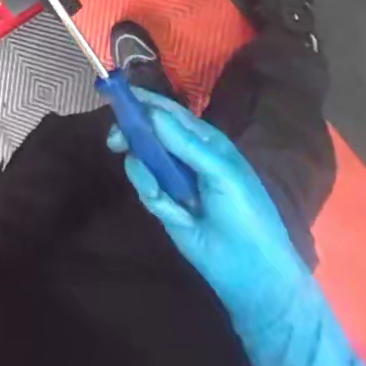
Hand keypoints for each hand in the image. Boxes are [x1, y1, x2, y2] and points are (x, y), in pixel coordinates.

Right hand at [108, 92, 365, 365]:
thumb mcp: (221, 172)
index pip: (168, 112)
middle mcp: (184, 155)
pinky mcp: (162, 203)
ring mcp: (171, 179)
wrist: (252, 273)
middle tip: (113, 140)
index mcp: (205, 141)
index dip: (142, 101)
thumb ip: (184, 142)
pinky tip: (171, 208)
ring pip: (140, 158)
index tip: (113, 92)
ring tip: (157, 190)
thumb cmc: (246, 215)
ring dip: (142, 168)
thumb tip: (150, 112)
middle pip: (147, 131)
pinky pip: (144, 186)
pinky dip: (149, 192)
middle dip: (130, 132)